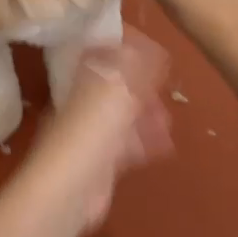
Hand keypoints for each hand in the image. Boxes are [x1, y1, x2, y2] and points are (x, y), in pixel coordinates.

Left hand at [34, 32, 171, 233]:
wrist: (71, 190)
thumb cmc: (91, 132)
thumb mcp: (117, 89)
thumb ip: (135, 66)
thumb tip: (149, 46)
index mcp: (81, 79)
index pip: (102, 51)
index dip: (126, 47)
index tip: (152, 49)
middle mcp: (83, 101)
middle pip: (115, 84)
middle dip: (142, 85)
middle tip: (163, 87)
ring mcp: (92, 131)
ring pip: (123, 115)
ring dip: (146, 114)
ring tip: (166, 119)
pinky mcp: (102, 160)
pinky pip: (127, 143)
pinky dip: (145, 141)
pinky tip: (163, 145)